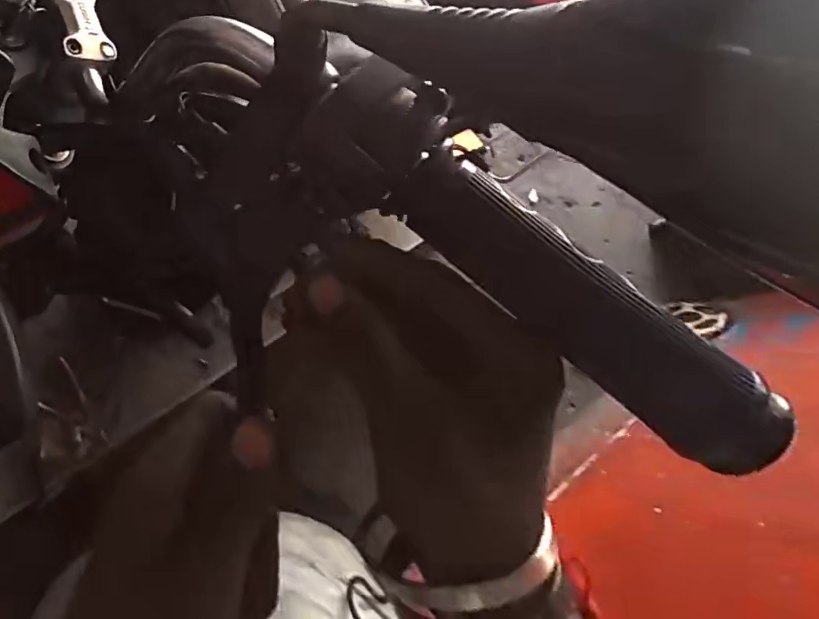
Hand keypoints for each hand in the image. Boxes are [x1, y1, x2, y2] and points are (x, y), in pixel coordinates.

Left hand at [69, 392, 277, 618]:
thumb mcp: (208, 566)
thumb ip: (238, 491)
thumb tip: (263, 418)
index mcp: (157, 472)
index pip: (213, 412)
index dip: (251, 435)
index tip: (276, 485)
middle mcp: (155, 489)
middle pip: (227, 465)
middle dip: (254, 513)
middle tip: (252, 567)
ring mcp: (156, 529)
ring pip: (228, 515)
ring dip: (248, 556)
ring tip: (241, 603)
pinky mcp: (160, 567)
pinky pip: (214, 553)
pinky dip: (231, 582)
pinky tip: (230, 611)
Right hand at [284, 235, 564, 585]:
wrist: (473, 569)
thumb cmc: (455, 497)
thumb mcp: (410, 418)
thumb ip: (366, 343)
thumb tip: (317, 281)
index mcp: (515, 346)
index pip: (438, 286)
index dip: (376, 266)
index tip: (323, 250)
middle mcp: (500, 337)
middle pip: (418, 292)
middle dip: (358, 284)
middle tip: (305, 277)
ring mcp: (473, 354)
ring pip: (402, 308)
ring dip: (352, 301)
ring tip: (303, 299)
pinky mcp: (446, 370)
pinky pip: (397, 332)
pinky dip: (357, 324)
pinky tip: (321, 320)